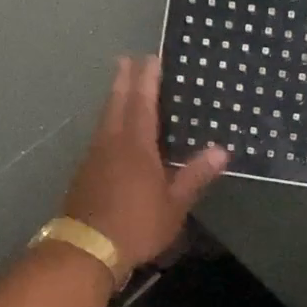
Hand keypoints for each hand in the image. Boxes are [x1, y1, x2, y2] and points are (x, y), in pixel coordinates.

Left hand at [61, 55, 226, 269]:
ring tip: (122, 90)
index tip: (150, 58)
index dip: (147, 80)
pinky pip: (100, 138)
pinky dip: (109, 125)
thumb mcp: (174, 204)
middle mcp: (111, 143)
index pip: (142, 102)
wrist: (88, 248)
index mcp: (136, 145)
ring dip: (114, 100)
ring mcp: (94, 157)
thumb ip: (195, 175)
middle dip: (123, 80)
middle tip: (127, 60)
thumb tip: (221, 150)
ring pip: (105, 119)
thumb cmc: (137, 224)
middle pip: (117, 103)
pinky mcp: (85, 174)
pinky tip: (113, 134)